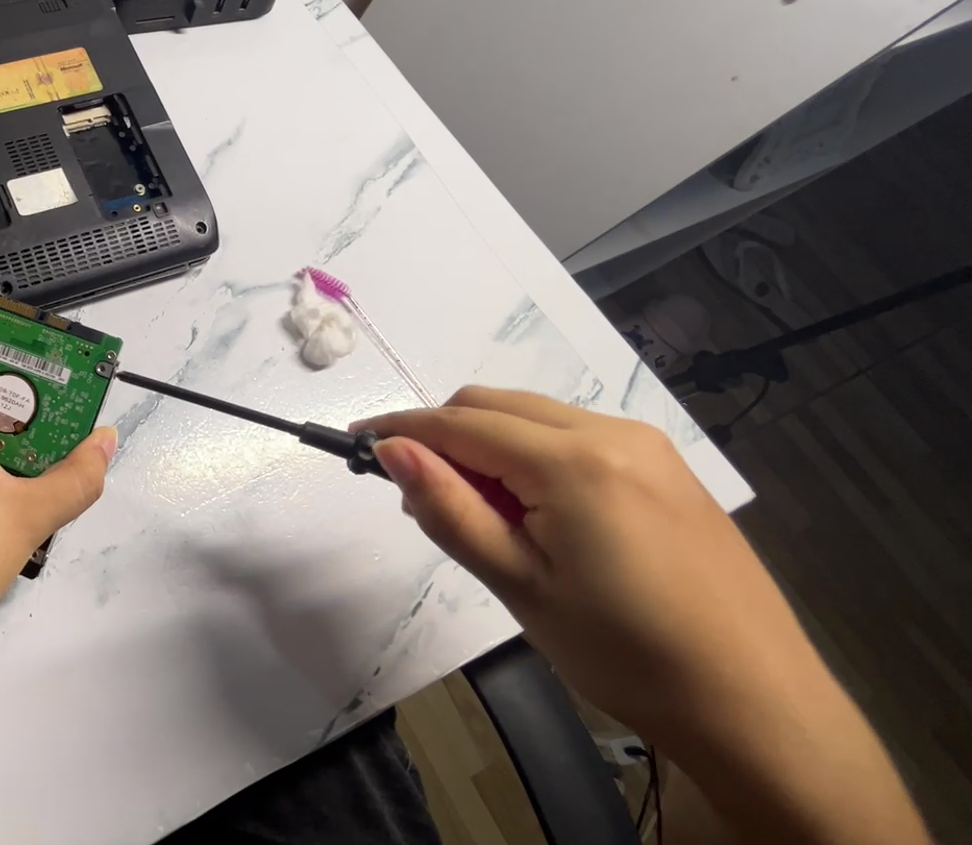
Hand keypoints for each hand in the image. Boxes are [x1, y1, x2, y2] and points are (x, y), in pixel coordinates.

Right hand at [357, 388, 925, 843]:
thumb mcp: (517, 583)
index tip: (353, 442)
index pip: (458, 424)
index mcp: (574, 462)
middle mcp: (612, 433)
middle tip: (416, 492)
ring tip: (473, 510)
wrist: (757, 706)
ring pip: (528, 414)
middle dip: (440, 434)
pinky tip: (528, 510)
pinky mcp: (662, 466)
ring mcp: (645, 445)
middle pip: (491, 405)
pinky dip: (524, 453)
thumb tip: (390, 450)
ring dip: (481, 443)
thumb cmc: (623, 652)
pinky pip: (567, 434)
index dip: (399, 429)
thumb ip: (447, 507)